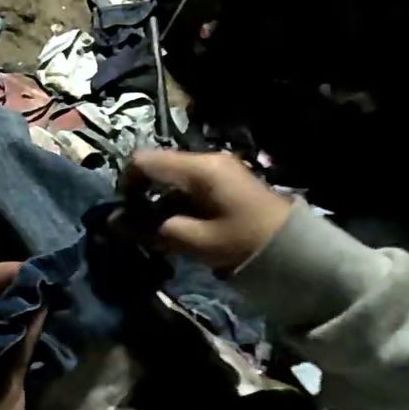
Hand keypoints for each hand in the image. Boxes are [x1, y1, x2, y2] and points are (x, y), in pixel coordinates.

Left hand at [0, 262, 45, 409]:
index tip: (37, 275)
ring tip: (47, 299)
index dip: (5, 273)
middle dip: (15, 284)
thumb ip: (21, 336)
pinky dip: (16, 319)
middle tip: (47, 285)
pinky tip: (38, 320)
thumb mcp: (4, 380)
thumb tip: (40, 297)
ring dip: (17, 300)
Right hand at [126, 150, 292, 269]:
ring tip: (158, 234)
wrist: (295, 249)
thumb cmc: (245, 241)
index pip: (144, 161)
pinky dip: (175, 205)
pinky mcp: (223, 182)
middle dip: (141, 196)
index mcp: (199, 168)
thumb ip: (152, 229)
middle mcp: (205, 160)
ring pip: (171, 179)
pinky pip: (187, 187)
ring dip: (158, 203)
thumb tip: (113, 224)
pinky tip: (178, 230)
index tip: (123, 212)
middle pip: (157, 168)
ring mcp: (216, 170)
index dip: (125, 183)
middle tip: (138, 228)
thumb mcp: (197, 241)